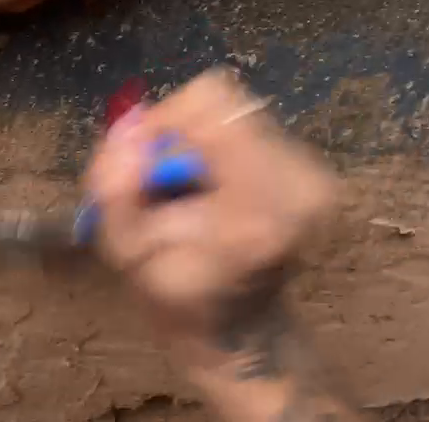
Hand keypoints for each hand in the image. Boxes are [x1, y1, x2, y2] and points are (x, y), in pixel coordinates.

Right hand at [84, 71, 336, 360]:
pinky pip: (243, 120)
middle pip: (218, 101)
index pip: (211, 107)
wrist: (241, 327)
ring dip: (195, 136)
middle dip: (176, 127)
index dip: (165, 119)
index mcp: (256, 210)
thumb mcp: (126, 253)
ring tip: (187, 184)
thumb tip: (128, 128)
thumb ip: (118, 190)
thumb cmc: (179, 294)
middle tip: (160, 174)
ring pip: (228, 107)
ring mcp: (309, 175)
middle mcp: (296, 184)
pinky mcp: (310, 170)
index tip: (144, 158)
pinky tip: (211, 183)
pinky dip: (215, 143)